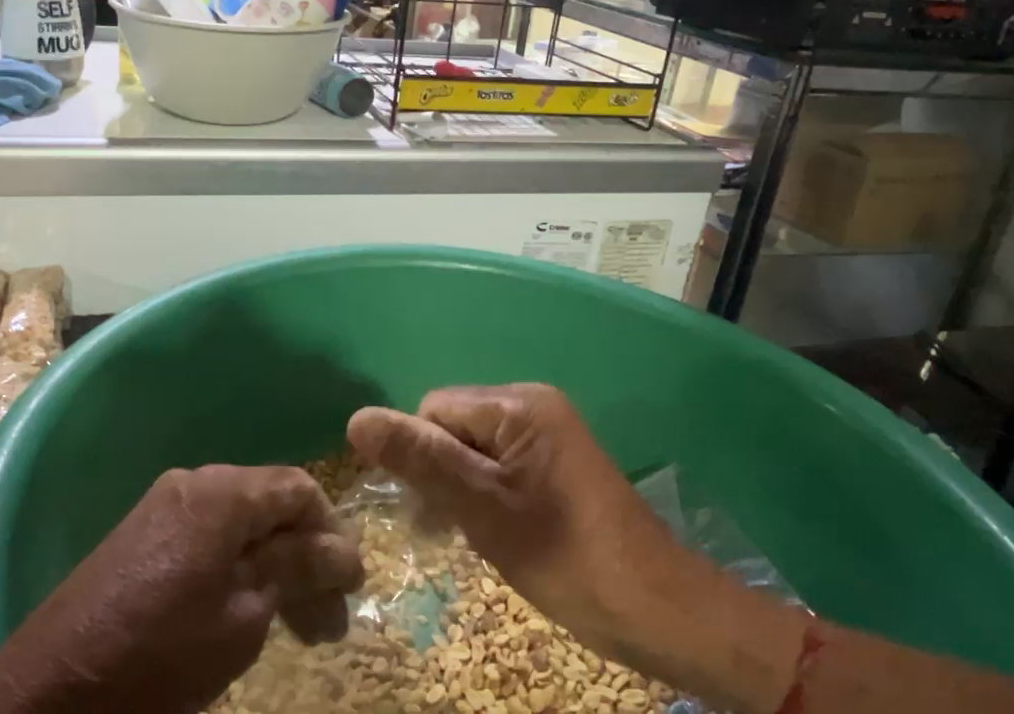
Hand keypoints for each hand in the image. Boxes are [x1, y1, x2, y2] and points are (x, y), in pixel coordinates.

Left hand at [0, 465, 362, 713]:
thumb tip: (343, 551)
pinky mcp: (144, 540)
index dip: (334, 533)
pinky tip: (252, 615)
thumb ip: (297, 569)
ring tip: (300, 629)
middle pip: (271, 506)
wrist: (54, 689)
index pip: (299, 488)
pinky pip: (210, 542)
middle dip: (307, 558)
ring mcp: (164, 510)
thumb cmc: (162, 650)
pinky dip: (240, 573)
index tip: (353, 586)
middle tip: (331, 620)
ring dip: (276, 570)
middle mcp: (194, 484)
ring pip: (242, 528)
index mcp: (222, 492)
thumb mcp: (243, 614)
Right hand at [347, 385, 805, 710]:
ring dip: (462, 489)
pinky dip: (487, 495)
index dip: (422, 459)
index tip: (436, 513)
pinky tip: (500, 532)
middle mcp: (534, 405)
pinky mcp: (557, 463)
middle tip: (458, 530)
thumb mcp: (483, 509)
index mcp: (518, 404)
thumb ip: (421, 460)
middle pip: (452, 426)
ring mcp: (549, 434)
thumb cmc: (565, 557)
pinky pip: (499, 464)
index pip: (433, 411)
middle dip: (441, 474)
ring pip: (472, 449)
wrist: (656, 609)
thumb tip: (356, 419)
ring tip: (481, 536)